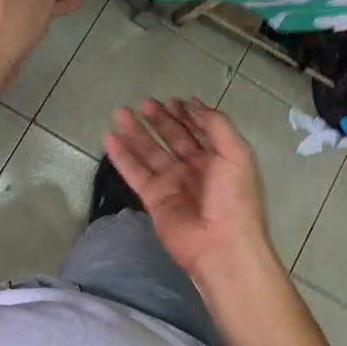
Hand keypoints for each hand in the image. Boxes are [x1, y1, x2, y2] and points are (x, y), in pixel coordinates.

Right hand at [104, 99, 275, 278]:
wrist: (222, 246)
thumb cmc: (234, 197)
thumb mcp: (236, 153)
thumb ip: (216, 125)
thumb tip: (194, 104)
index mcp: (219, 158)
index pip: (200, 130)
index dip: (187, 114)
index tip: (173, 99)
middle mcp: (196, 168)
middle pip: (173, 138)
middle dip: (160, 120)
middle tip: (144, 102)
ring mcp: (173, 183)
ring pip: (151, 152)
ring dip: (136, 133)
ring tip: (121, 112)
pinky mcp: (154, 199)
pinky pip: (135, 173)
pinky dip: (122, 156)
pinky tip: (110, 138)